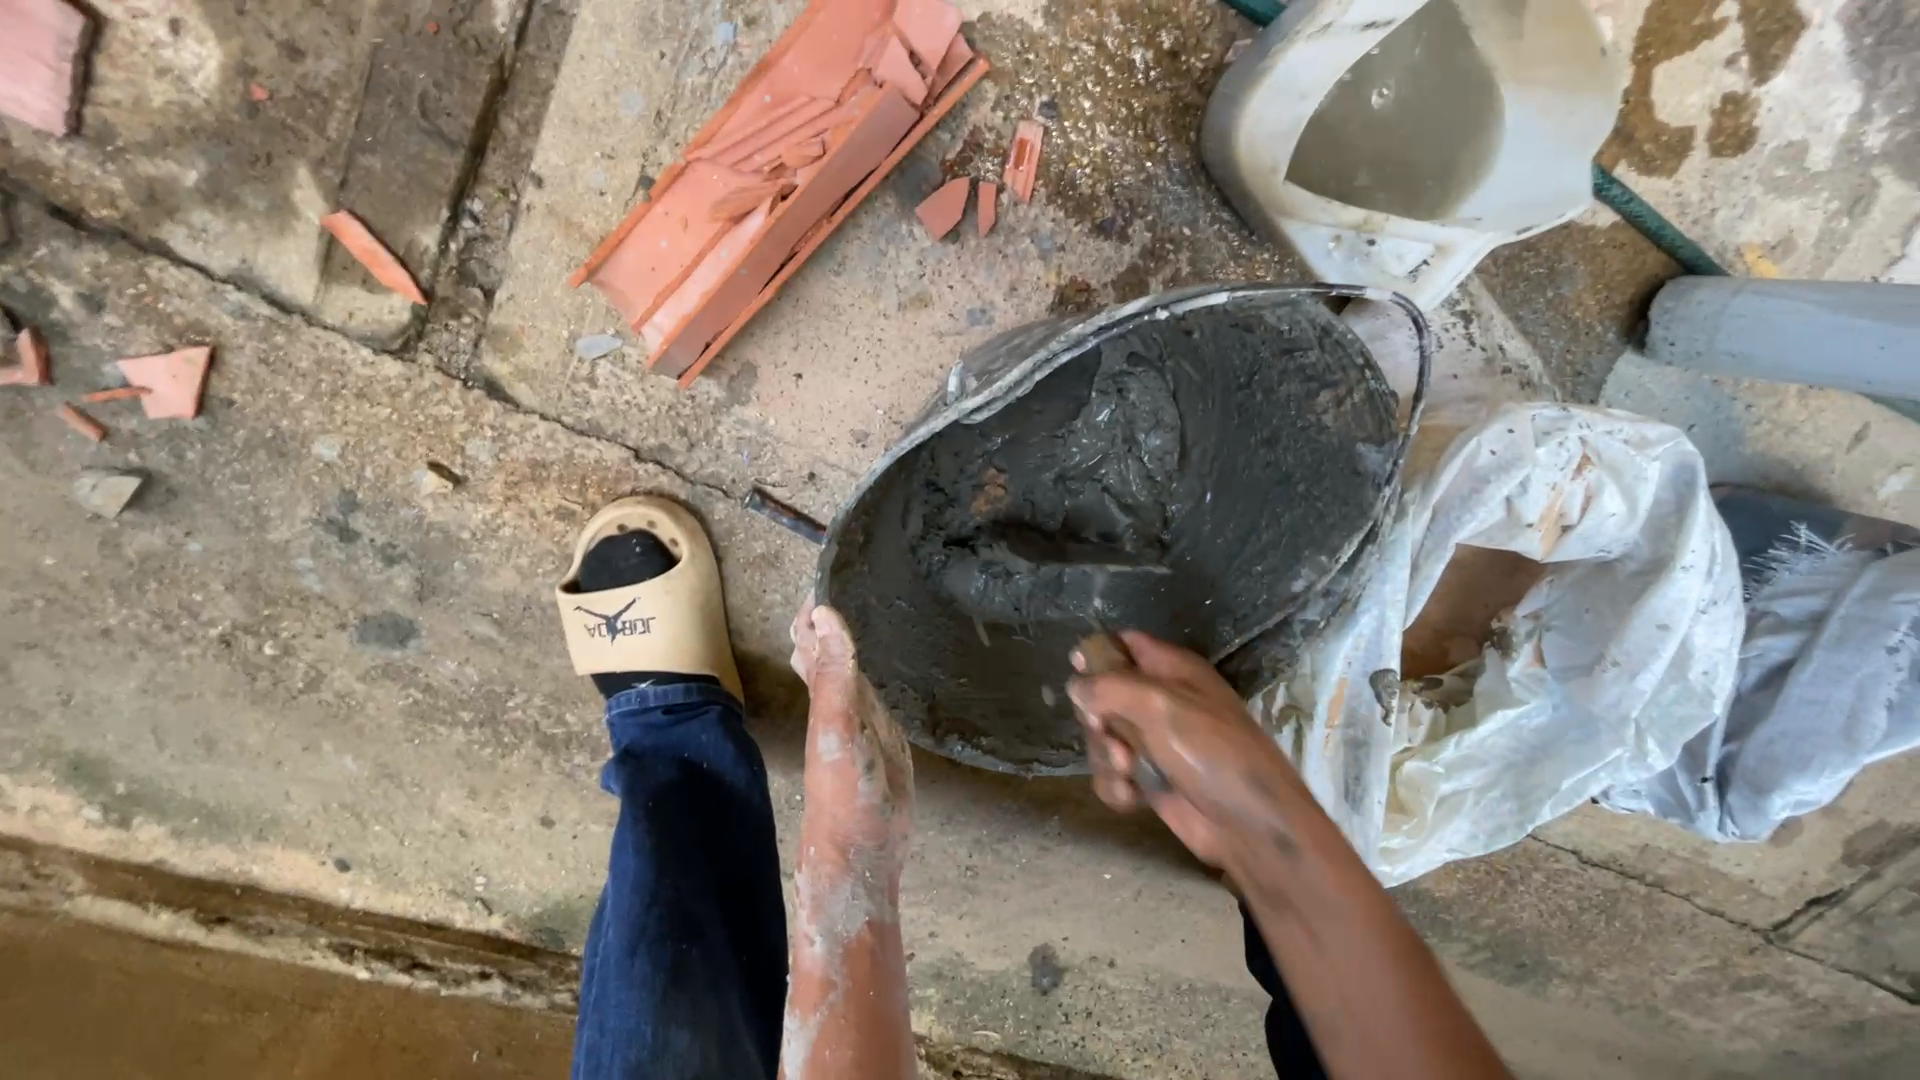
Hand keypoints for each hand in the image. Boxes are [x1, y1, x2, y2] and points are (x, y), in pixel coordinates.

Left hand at [788, 600, 912, 871]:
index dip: (814, 607)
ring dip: (847, 638)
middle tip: (846, 577)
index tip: (829, 568)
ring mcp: (861, 718)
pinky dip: (871, 669)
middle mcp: (838, 700)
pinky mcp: (884, 735)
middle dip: (827, 616)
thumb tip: (825, 614)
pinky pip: (873, 690)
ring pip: (847, 667)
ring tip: (859, 606)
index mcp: (822, 694)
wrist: (864, 851)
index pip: (811, 638)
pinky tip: (878, 662)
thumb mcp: (840, 729)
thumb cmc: (846, 794)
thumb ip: (835, 675)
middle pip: (824, 649)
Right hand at [1070, 631, 1302, 867]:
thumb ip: (1108, 687)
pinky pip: (1111, 774)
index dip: (1097, 655)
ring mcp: (1153, 741)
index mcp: (1171, 669)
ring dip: (1104, 758)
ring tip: (1128, 773)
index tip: (1078, 676)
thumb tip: (1075, 686)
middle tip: (1109, 735)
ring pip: (1101, 738)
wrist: (1249, 825)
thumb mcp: (1159, 705)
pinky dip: (1115, 785)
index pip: (1124, 643)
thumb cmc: (1211, 751)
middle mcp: (1159, 700)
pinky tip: (1132, 797)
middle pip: (1100, 695)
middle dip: (1095, 720)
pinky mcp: (1149, 778)